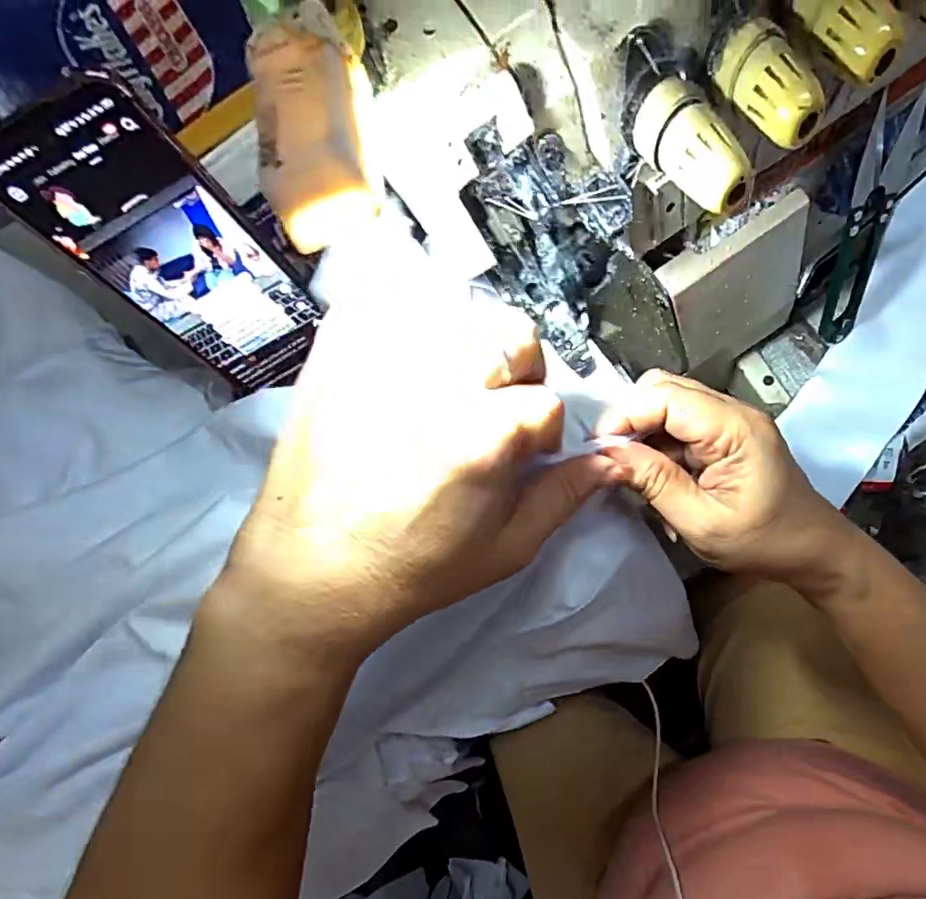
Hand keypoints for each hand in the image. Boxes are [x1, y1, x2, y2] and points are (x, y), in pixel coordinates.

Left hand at [222, 299, 620, 655]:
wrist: (317, 569)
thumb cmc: (418, 567)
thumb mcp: (508, 546)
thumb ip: (564, 496)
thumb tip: (609, 461)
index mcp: (482, 434)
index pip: (548, 401)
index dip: (545, 434)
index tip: (524, 458)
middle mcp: (436, 382)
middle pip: (513, 335)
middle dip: (520, 375)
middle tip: (495, 414)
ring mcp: (383, 358)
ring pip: (461, 312)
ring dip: (473, 348)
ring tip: (453, 391)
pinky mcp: (339, 350)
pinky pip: (393, 303)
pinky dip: (413, 325)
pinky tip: (409, 369)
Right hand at [597, 369, 861, 591]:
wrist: (812, 550)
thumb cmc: (765, 542)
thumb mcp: (702, 522)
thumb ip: (654, 483)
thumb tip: (608, 454)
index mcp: (734, 428)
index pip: (663, 396)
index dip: (624, 417)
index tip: (599, 450)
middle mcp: (734, 412)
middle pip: (664, 391)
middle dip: (631, 423)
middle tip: (614, 463)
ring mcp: (732, 421)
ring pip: (669, 407)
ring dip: (645, 438)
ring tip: (638, 477)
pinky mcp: (727, 436)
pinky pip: (682, 427)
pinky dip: (662, 449)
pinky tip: (661, 481)